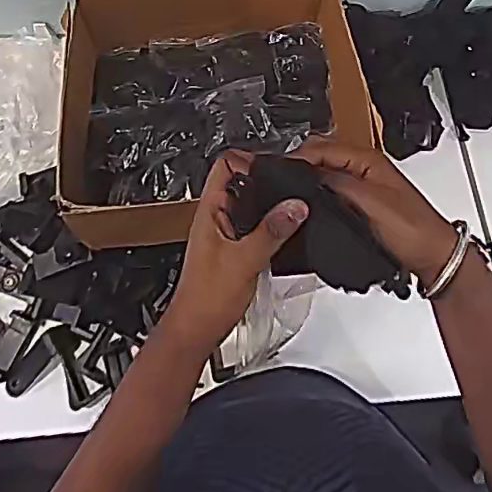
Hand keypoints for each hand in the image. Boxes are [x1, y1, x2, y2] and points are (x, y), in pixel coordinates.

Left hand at [155, 150, 307, 353]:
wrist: (196, 332)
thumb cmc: (205, 299)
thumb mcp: (244, 260)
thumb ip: (271, 231)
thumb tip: (294, 206)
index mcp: (210, 211)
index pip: (225, 164)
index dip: (249, 160)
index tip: (274, 167)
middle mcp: (216, 217)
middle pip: (242, 182)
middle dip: (266, 181)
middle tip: (290, 184)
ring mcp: (225, 232)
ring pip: (250, 204)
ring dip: (270, 205)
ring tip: (292, 207)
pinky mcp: (235, 247)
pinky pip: (255, 224)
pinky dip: (271, 224)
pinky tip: (285, 233)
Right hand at [289, 138, 457, 282]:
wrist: (433, 257)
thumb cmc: (413, 229)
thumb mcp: (369, 203)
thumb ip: (338, 184)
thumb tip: (309, 174)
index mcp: (368, 159)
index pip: (323, 147)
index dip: (299, 157)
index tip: (280, 170)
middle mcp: (365, 167)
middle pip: (323, 156)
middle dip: (300, 164)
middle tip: (279, 179)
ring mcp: (364, 185)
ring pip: (326, 173)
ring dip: (308, 178)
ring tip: (290, 192)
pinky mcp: (362, 203)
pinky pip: (332, 190)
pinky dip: (318, 193)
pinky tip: (310, 205)